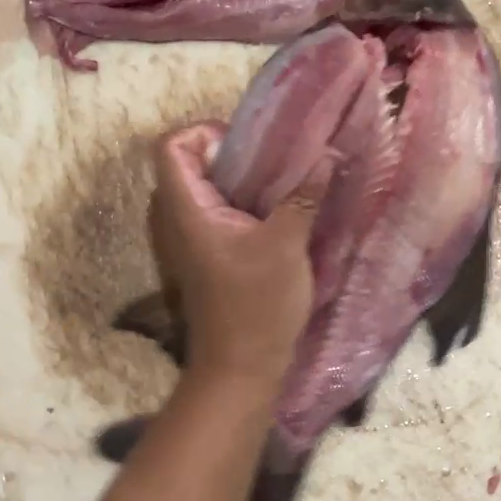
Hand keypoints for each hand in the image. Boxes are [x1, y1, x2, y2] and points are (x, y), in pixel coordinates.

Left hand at [149, 122, 329, 377]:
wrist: (242, 368)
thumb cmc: (256, 305)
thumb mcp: (286, 244)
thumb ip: (304, 196)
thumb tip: (328, 153)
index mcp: (189, 209)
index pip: (172, 147)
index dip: (204, 132)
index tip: (249, 143)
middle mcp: (185, 217)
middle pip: (194, 162)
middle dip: (236, 150)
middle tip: (280, 156)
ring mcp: (199, 237)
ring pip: (214, 187)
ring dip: (248, 177)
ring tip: (289, 176)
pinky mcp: (217, 253)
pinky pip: (227, 210)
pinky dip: (253, 200)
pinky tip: (288, 206)